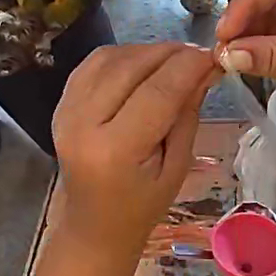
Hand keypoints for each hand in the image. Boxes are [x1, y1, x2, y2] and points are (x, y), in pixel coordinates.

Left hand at [51, 43, 217, 251]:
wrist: (94, 225)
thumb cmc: (142, 204)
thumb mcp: (177, 166)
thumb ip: (187, 114)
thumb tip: (206, 69)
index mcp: (115, 150)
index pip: (157, 92)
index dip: (188, 67)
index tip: (214, 55)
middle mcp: (83, 125)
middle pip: (131, 68)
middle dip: (170, 53)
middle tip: (199, 54)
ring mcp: (65, 112)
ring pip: (110, 58)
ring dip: (146, 51)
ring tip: (175, 58)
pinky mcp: (61, 105)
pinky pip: (93, 65)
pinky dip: (122, 56)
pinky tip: (144, 63)